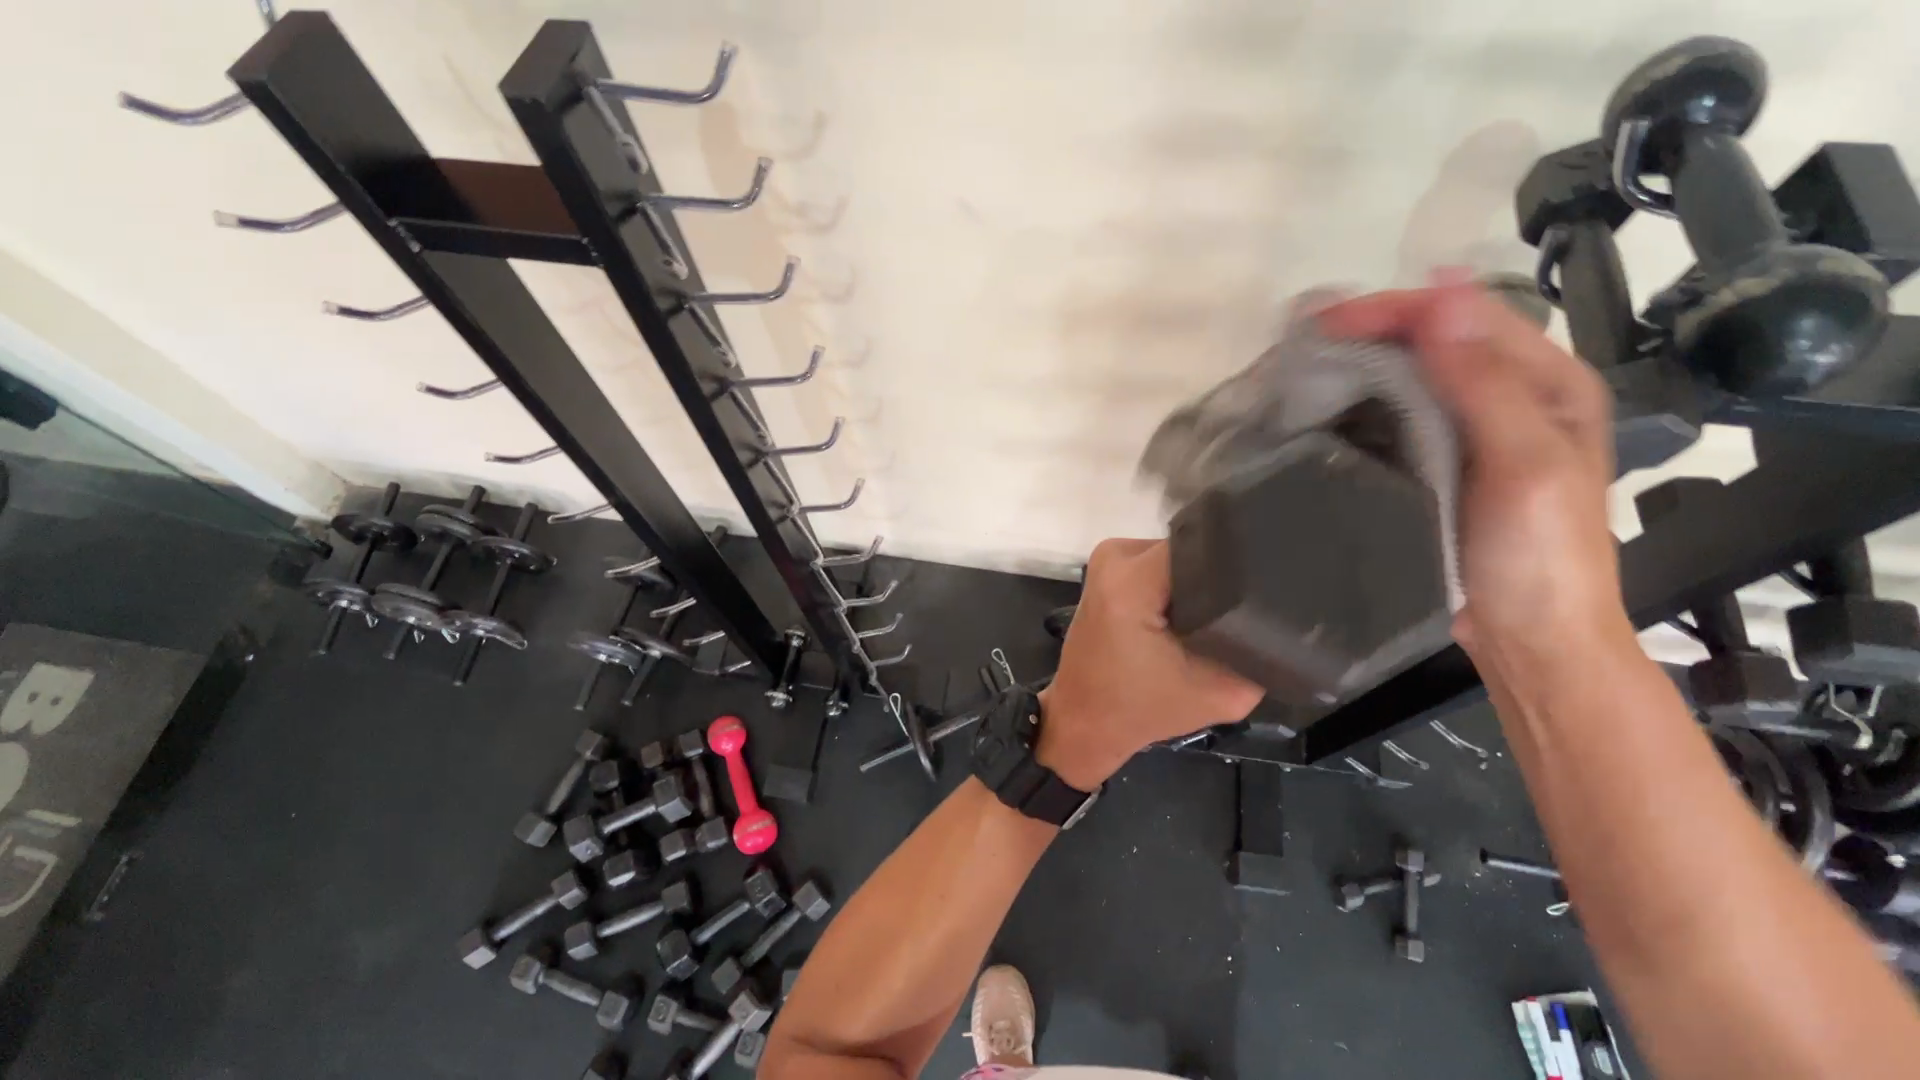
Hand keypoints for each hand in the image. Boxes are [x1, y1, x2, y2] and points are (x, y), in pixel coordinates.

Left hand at [1036, 539, 1263, 789]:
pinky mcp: (1110, 572)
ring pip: (1179, 556)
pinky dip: (1179, 586)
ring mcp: (1109, 559)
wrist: (1085, 723)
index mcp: (1132, 578)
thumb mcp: (1220, 695)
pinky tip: (1198, 612)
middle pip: (1193, 548)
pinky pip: (1160, 565)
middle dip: (1222, 577)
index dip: (1241, 566)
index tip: (1267, 590)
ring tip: (1227, 614)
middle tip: (1252, 609)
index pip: (1206, 545)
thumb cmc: (1142, 710)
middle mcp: (1116, 556)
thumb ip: (1258, 658)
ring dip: (1202, 583)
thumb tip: (1287, 625)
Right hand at [1318, 279, 1635, 670]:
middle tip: (1300, 345)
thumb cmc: (1541, 557)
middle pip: (1435, 336)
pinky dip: (1362, 403)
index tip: (1322, 325)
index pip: (1464, 315)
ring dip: (1361, 363)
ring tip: (1302, 371)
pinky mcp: (1442, 462)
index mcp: (1548, 382)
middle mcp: (1513, 392)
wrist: (1533, 641)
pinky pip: (1399, 414)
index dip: (1394, 310)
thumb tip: (1438, 299)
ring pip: (1413, 373)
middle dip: (1369, 331)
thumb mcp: (1526, 466)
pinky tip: (1325, 410)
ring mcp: (1475, 429)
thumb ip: (1487, 385)